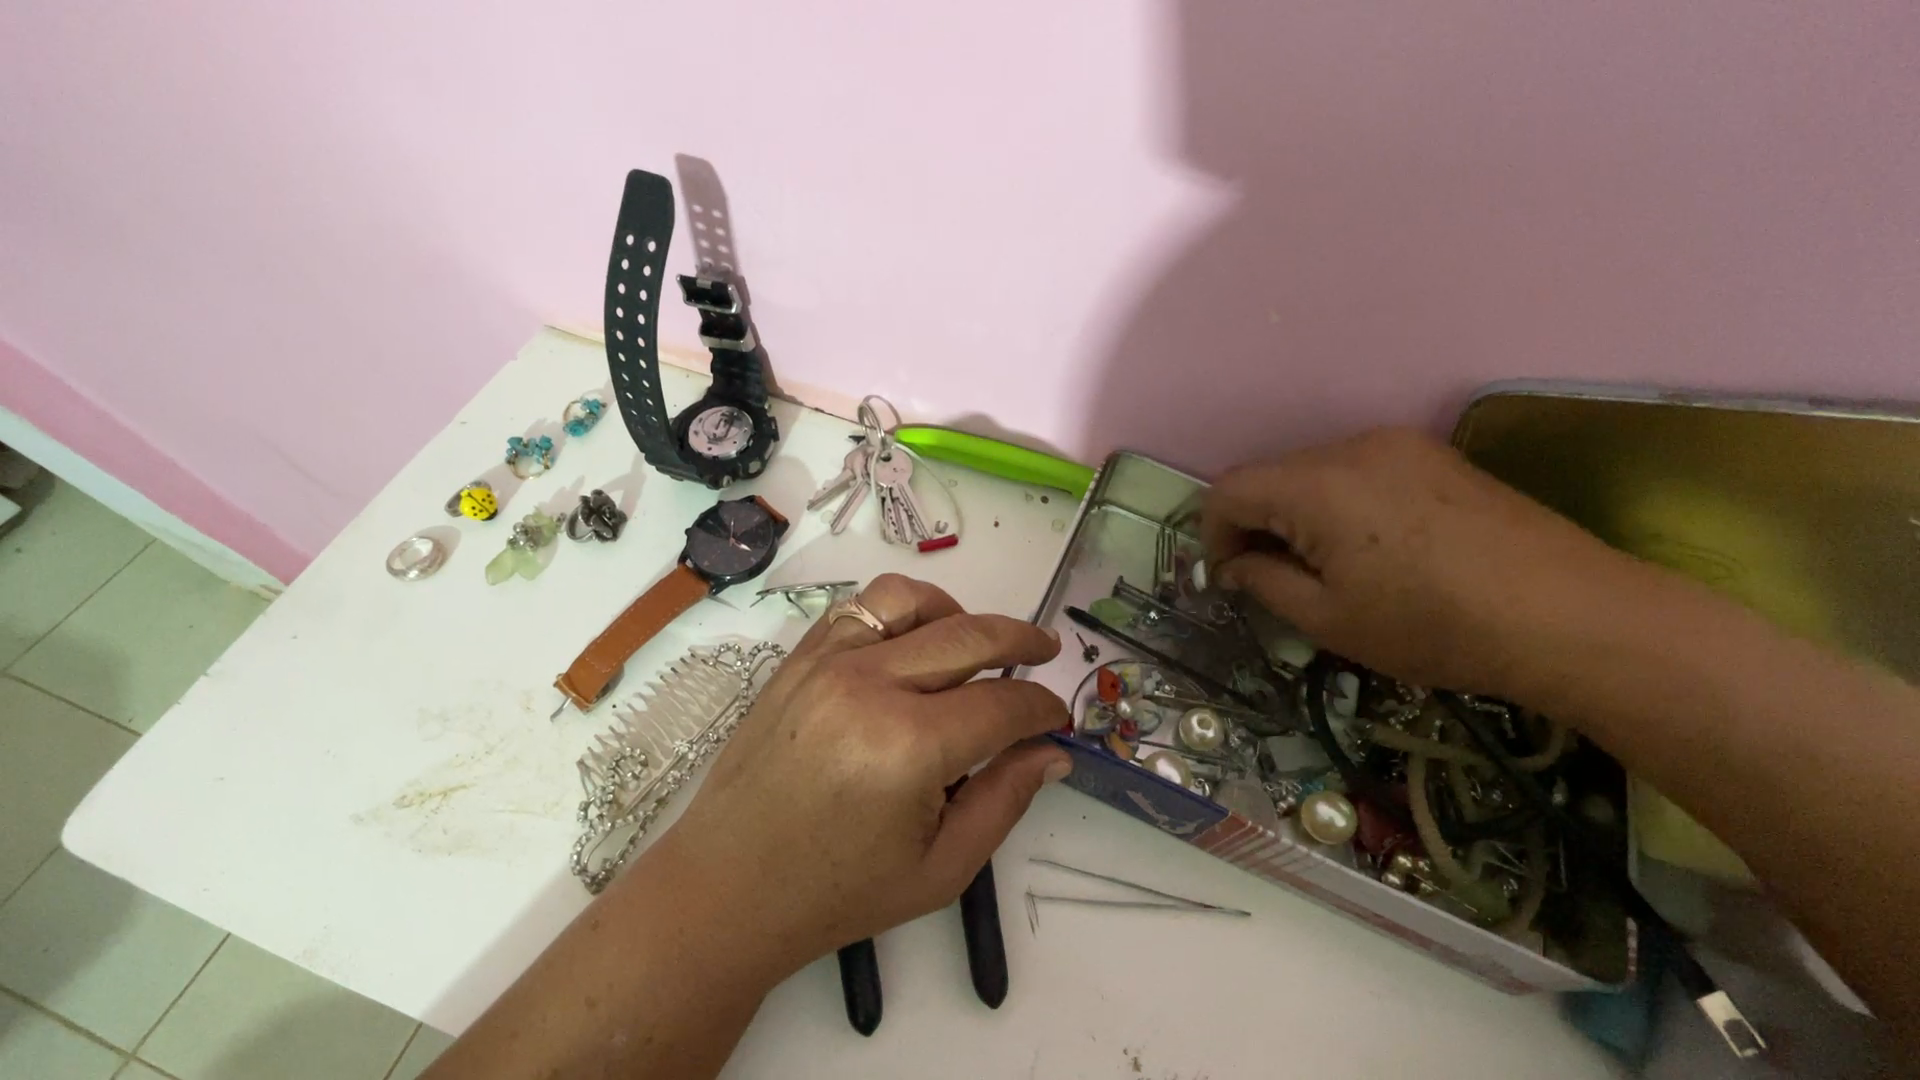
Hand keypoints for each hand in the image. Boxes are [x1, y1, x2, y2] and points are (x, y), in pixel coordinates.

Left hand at [658, 574, 1071, 976]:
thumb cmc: (839, 891)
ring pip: (910, 600)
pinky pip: (860, 608)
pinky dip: (899, 611)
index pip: (1003, 703)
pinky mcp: (799, 659)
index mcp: (909, 745)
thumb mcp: (941, 869)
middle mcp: (870, 686)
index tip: (1056, 719)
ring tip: (975, 641)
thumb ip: (1006, 800)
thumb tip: (1054, 751)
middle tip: (1045, 652)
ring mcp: (827, 663)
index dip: (1042, 707)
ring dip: (957, 612)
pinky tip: (913, 642)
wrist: (729, 887)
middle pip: (970, 634)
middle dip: (1023, 640)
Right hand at [1202, 428, 1633, 696]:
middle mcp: (1353, 447)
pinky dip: (1340, 504)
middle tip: (1276, 580)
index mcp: (1317, 485)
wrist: (1570, 616)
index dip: (1213, 535)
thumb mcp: (1330, 620)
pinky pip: (1358, 471)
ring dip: (1298, 514)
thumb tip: (1236, 565)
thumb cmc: (1435, 626)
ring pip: (1313, 471)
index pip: (1228, 491)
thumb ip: (1264, 583)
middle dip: (1256, 525)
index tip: (1233, 580)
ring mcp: (1400, 445)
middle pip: (1270, 475)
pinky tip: (1374, 548)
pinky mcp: (1435, 455)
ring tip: (1329, 568)